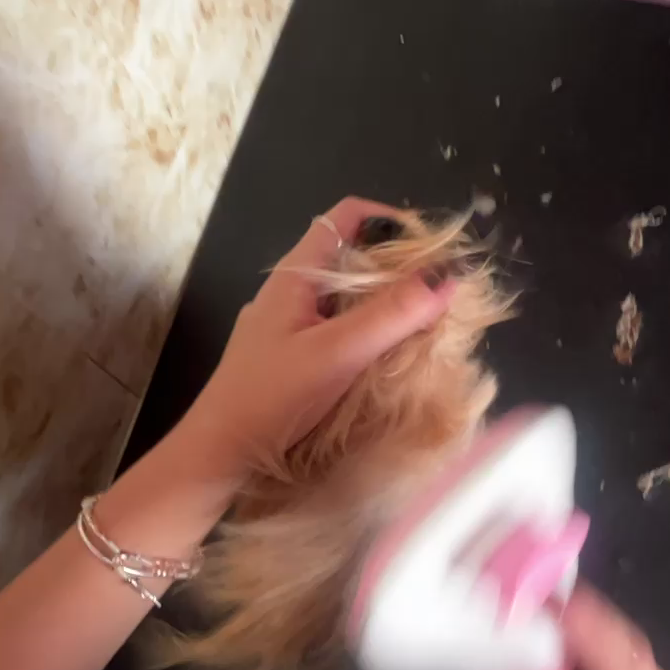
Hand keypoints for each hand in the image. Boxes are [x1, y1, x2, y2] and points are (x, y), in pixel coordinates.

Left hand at [177, 196, 455, 479]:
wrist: (220, 452)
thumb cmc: (271, 397)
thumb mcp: (338, 352)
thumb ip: (392, 315)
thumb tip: (449, 277)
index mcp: (298, 274)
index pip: (349, 216)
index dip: (394, 221)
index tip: (433, 253)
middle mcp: (293, 291)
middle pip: (355, 257)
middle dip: (400, 271)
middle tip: (440, 298)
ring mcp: (290, 325)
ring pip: (350, 298)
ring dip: (388, 307)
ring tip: (426, 328)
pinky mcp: (293, 356)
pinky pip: (341, 330)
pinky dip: (370, 335)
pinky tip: (391, 360)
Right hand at [494, 585, 669, 669]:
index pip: (587, 625)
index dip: (542, 613)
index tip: (497, 614)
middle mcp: (639, 669)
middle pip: (584, 613)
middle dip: (538, 614)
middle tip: (492, 627)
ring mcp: (637, 668)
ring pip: (584, 621)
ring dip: (545, 628)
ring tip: (505, 643)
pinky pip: (587, 640)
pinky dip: (557, 643)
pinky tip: (531, 663)